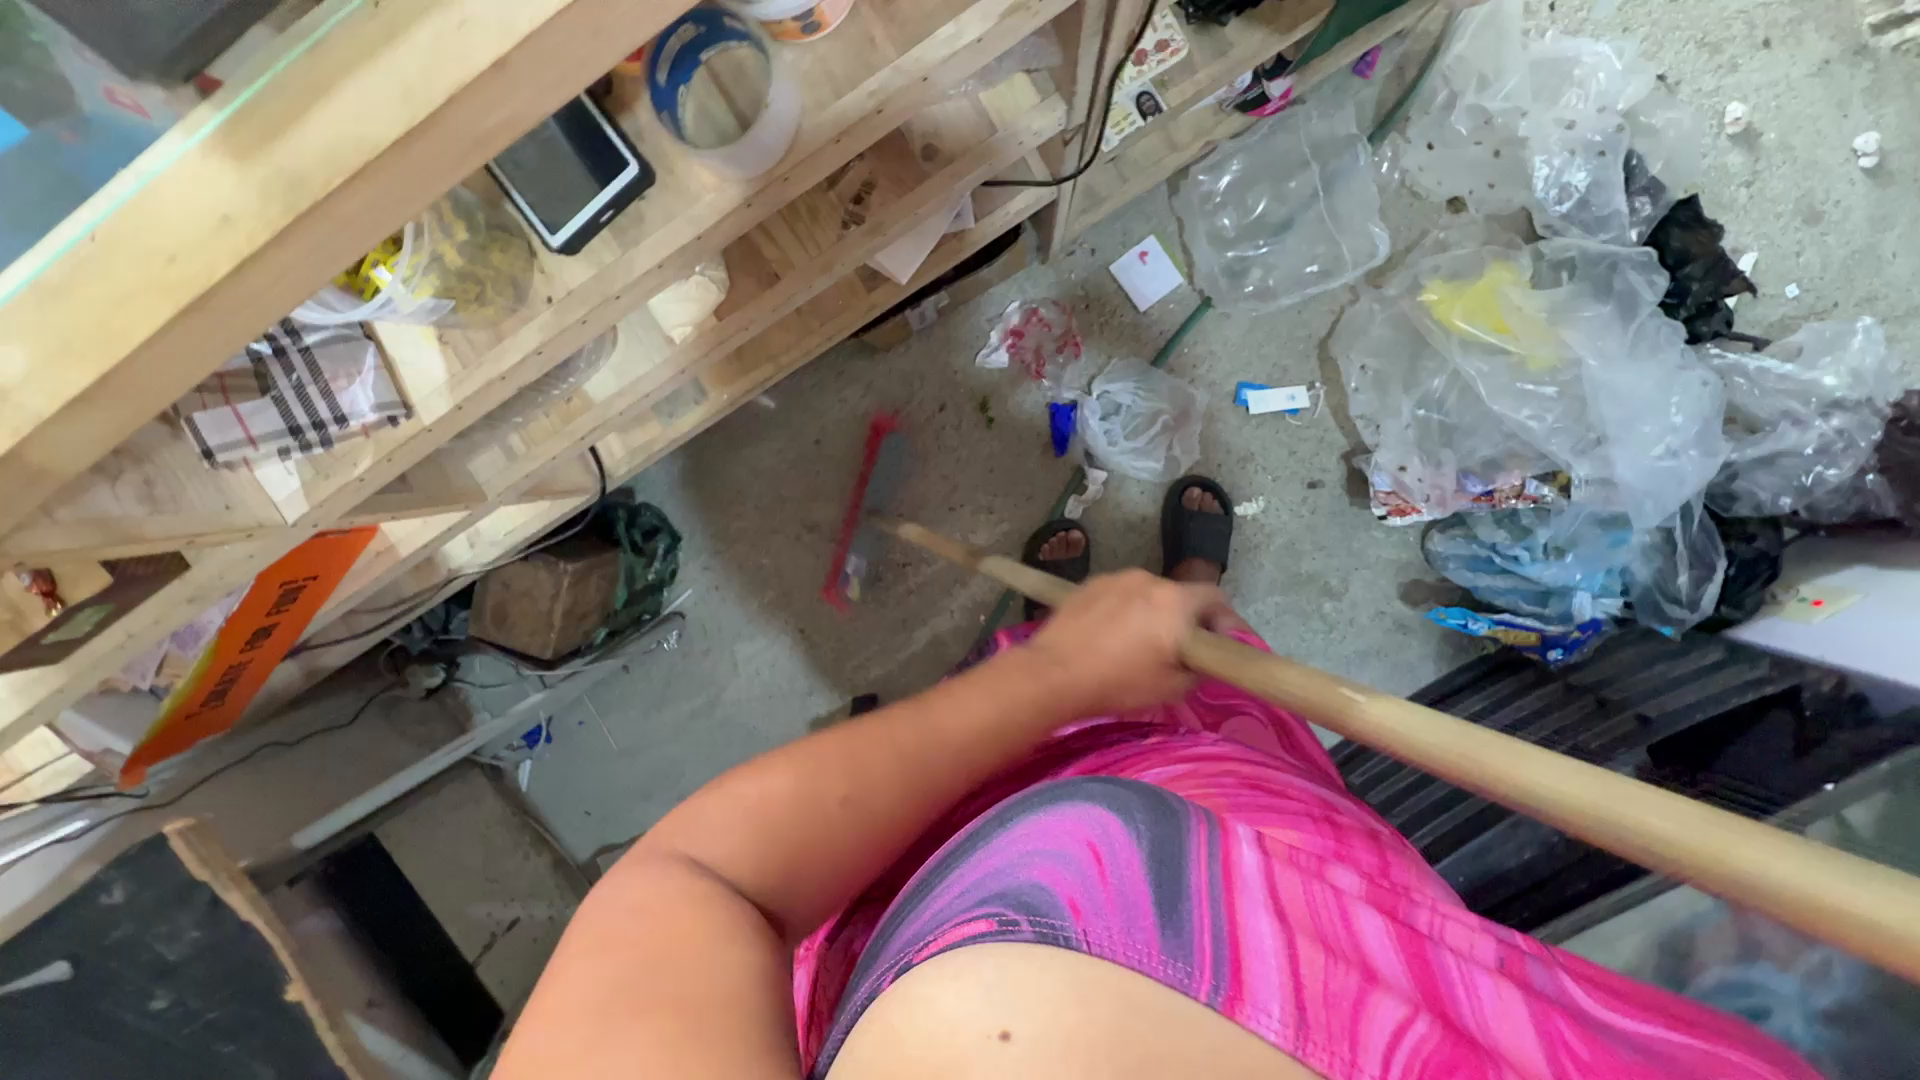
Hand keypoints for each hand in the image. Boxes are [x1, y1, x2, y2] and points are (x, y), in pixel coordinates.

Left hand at [1019, 569, 1228, 715]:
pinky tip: (1109, 636)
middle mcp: (1148, 580)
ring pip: (1146, 595)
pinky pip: (1118, 596)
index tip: (1223, 644)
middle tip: (1177, 649)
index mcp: (1176, 601)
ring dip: (1151, 614)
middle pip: (1179, 596)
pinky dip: (1122, 611)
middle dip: (1184, 620)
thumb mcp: (1172, 687)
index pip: (1217, 598)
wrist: (1053, 673)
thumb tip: (1201, 658)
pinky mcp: (1087, 584)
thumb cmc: (1118, 682)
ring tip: (1137, 644)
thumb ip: (1199, 667)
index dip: (1225, 620)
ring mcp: (1115, 578)